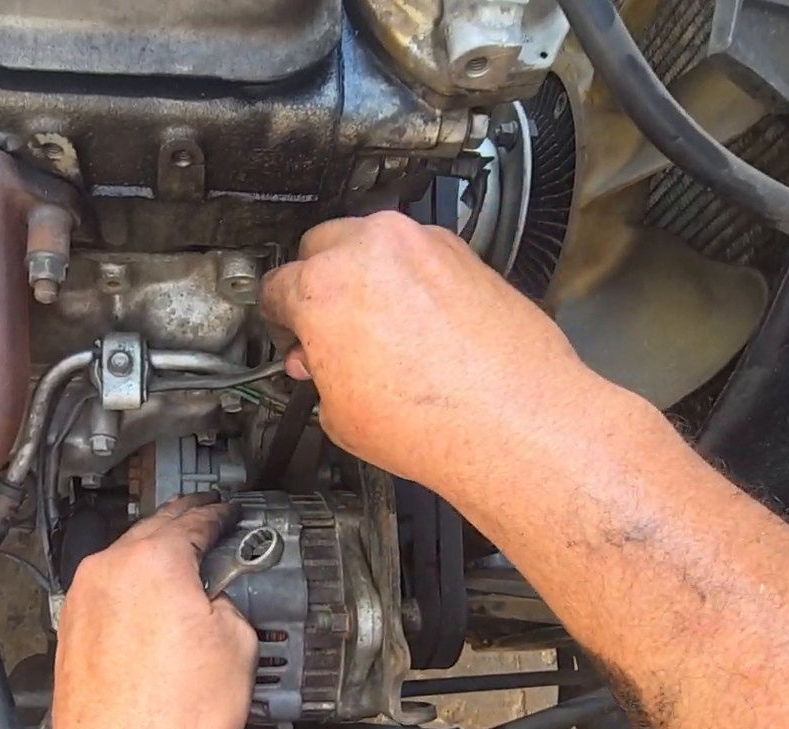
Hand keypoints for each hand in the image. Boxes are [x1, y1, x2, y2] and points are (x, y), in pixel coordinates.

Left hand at [47, 498, 259, 728]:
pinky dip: (135, 589)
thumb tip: (217, 596)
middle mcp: (108, 572)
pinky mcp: (71, 630)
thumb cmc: (171, 724)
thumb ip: (229, 601)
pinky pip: (110, 591)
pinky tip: (156, 605)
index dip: (218, 514)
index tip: (227, 513)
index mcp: (151, 563)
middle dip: (184, 526)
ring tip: (187, 569)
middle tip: (208, 525)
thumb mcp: (237, 647)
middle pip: (153, 531)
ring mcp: (82, 600)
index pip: (193, 519)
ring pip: (127, 560)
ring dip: (157, 558)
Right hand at [260, 211, 605, 490]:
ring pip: (371, 244)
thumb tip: (319, 361)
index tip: (290, 333)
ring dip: (364, 277)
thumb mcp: (340, 414)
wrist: (512, 424)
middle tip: (328, 331)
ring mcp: (421, 245)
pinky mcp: (462, 253)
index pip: (276, 287)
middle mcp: (371, 251)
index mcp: (323, 289)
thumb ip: (318, 373)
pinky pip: (417, 255)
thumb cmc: (432, 425)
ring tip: (377, 332)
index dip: (278, 318)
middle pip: (320, 247)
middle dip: (318, 286)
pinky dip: (409, 280)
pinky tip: (417, 326)